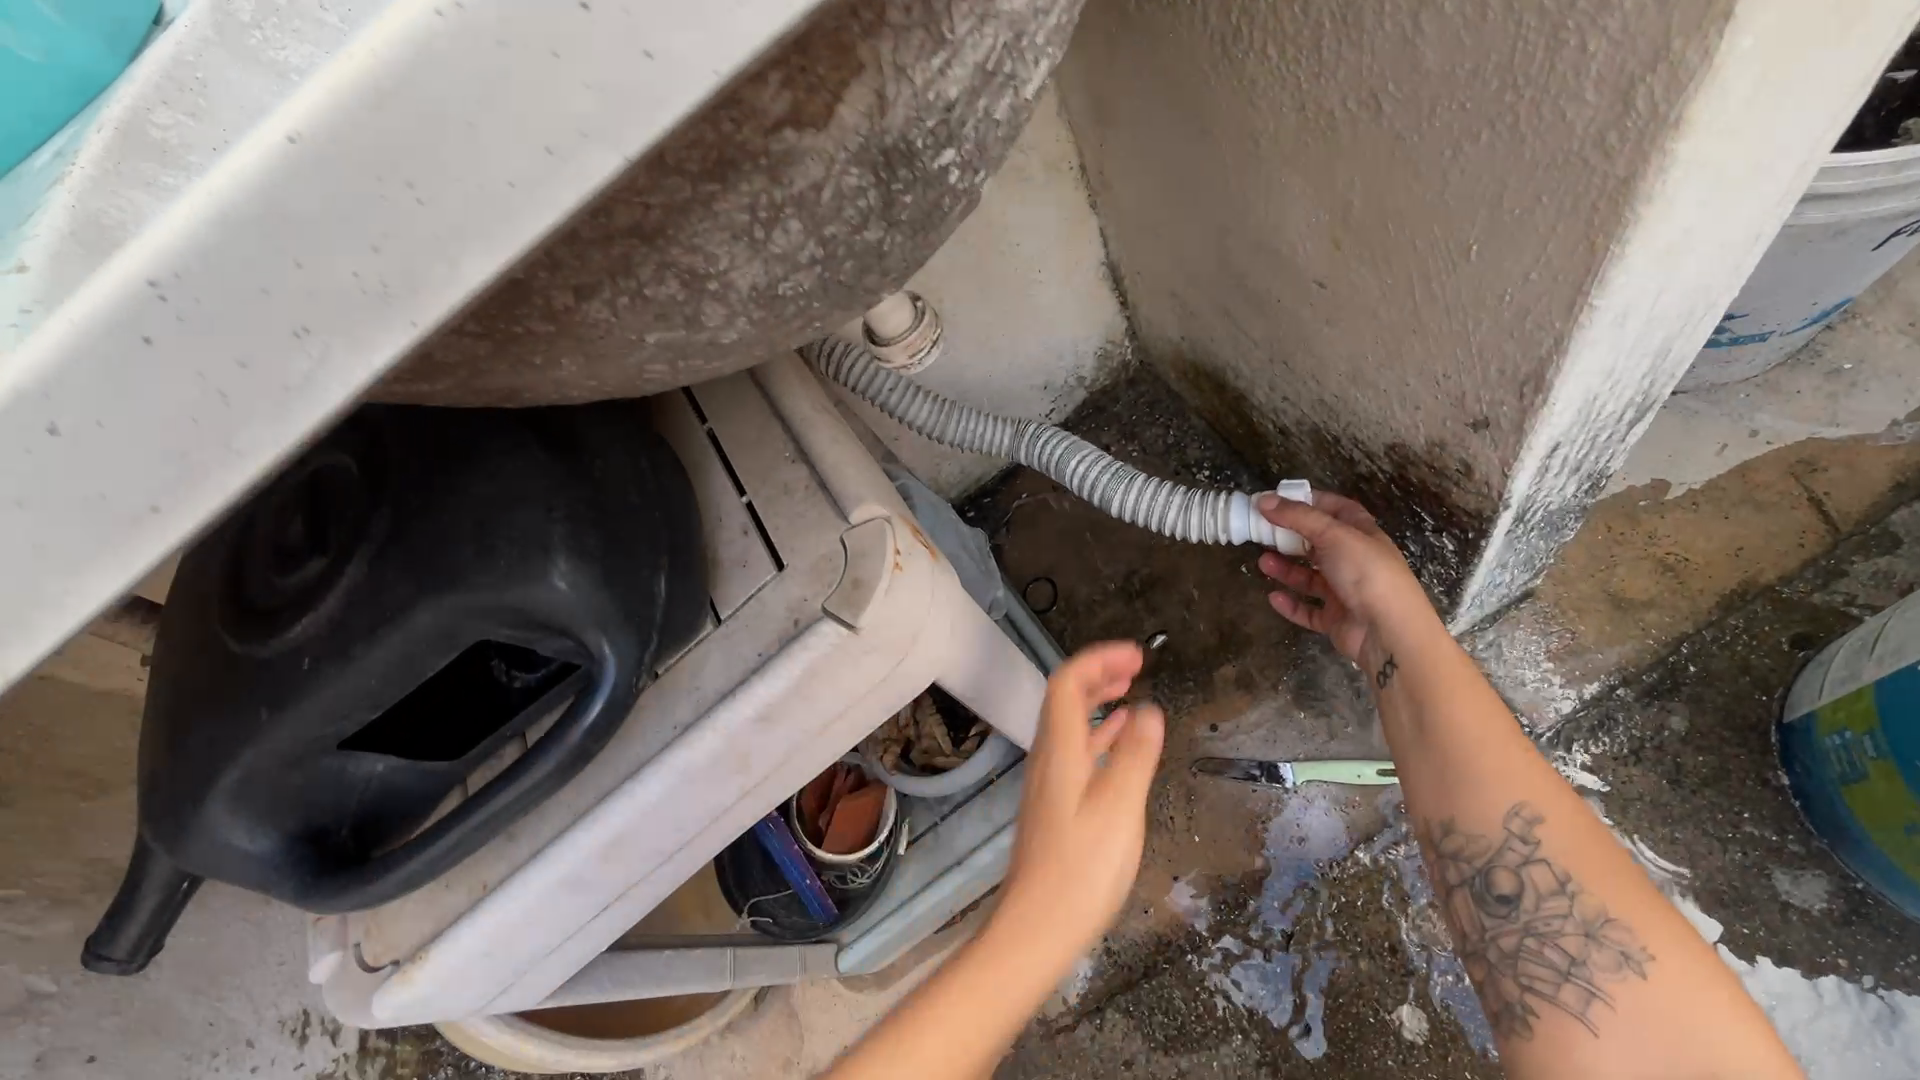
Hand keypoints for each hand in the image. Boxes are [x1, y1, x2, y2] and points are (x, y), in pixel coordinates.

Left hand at [991, 642, 1164, 965]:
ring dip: (1099, 701)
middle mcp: (1048, 757)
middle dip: (1099, 674)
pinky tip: (1120, 742)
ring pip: (1070, 724)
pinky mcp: (1055, 803)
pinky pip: (1076, 751)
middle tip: (1137, 666)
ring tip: (1132, 691)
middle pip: (1065, 698)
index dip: (1099, 660)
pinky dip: (1099, 735)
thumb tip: (1149, 709)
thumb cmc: (1081, 869)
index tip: (1136, 654)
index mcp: (1060, 750)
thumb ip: (1134, 757)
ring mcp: (1049, 780)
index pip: (1067, 683)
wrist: (1037, 926)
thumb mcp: (1119, 810)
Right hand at [1255, 491, 1436, 668]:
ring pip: (1310, 577)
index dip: (1311, 502)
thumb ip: (1297, 516)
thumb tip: (1263, 500)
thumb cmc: (1365, 572)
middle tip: (1262, 533)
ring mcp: (1346, 592)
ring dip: (1286, 569)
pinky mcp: (1336, 620)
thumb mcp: (1333, 534)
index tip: (1280, 500)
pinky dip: (1291, 604)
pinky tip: (1274, 597)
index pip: (1337, 510)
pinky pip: (1308, 610)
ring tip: (1263, 563)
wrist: (1388, 630)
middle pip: (1318, 544)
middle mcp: (1355, 561)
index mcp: (1362, 535)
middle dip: (1290, 538)